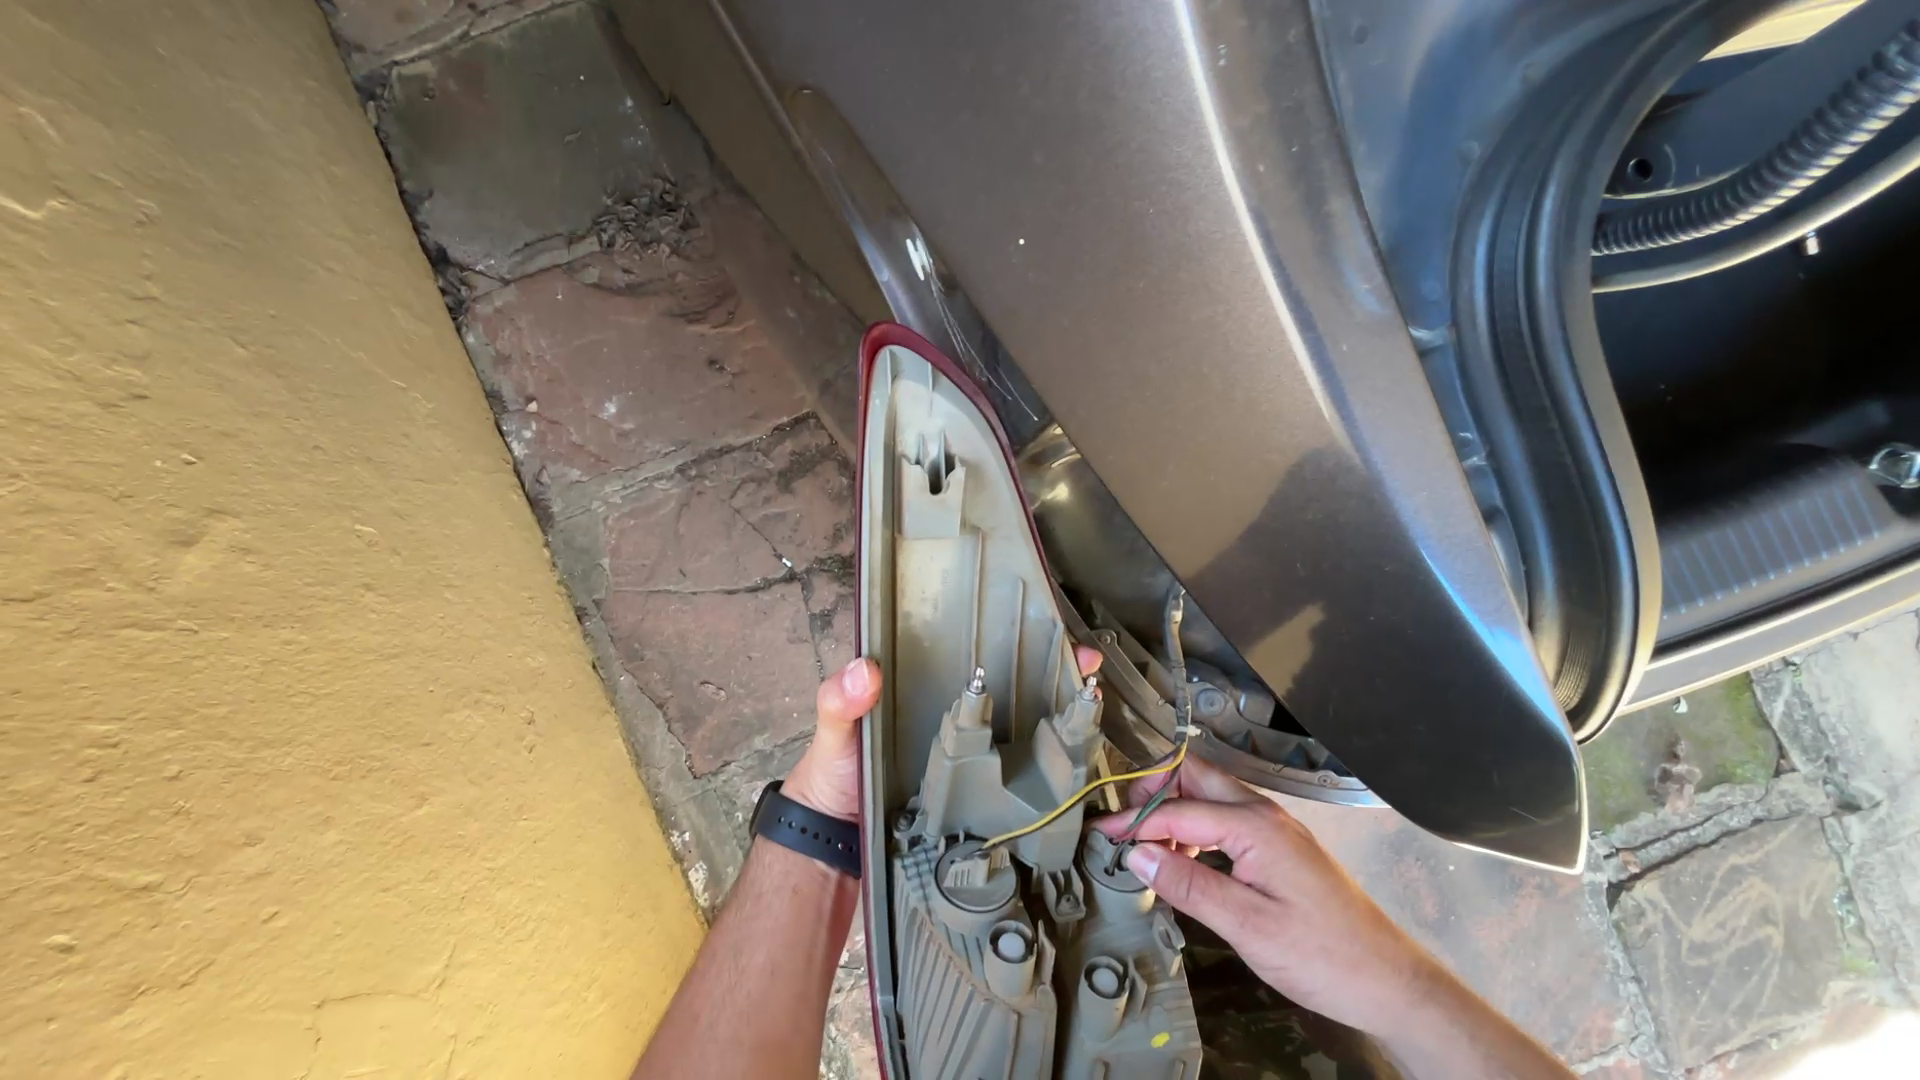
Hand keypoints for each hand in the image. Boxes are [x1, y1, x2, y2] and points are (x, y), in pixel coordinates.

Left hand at [782, 647, 1104, 821]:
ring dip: (1052, 710)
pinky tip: (1071, 756)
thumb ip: (840, 704)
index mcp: (918, 693)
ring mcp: (965, 757)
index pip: (966, 652)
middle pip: (1003, 685)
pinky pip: (1010, 771)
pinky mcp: (975, 793)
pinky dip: (1040, 764)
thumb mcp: (832, 735)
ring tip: (1091, 695)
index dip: (1004, 636)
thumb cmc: (831, 779)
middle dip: (1046, 668)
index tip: (1043, 621)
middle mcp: (948, 719)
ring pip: (1015, 726)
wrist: (836, 850)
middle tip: (1085, 659)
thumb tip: (866, 672)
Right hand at [1095, 756, 1444, 1037]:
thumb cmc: (1320, 956)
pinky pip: (1226, 817)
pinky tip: (1185, 859)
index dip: (1135, 821)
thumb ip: (1189, 884)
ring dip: (1174, 808)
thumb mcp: (1248, 927)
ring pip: (1210, 794)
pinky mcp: (1280, 845)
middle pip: (1195, 776)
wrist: (1390, 981)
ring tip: (1147, 846)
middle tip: (1124, 824)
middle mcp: (1264, 812)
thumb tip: (1137, 853)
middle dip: (1154, 791)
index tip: (1101, 835)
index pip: (1178, 810)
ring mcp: (1275, 826)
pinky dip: (1196, 827)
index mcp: (1255, 825)